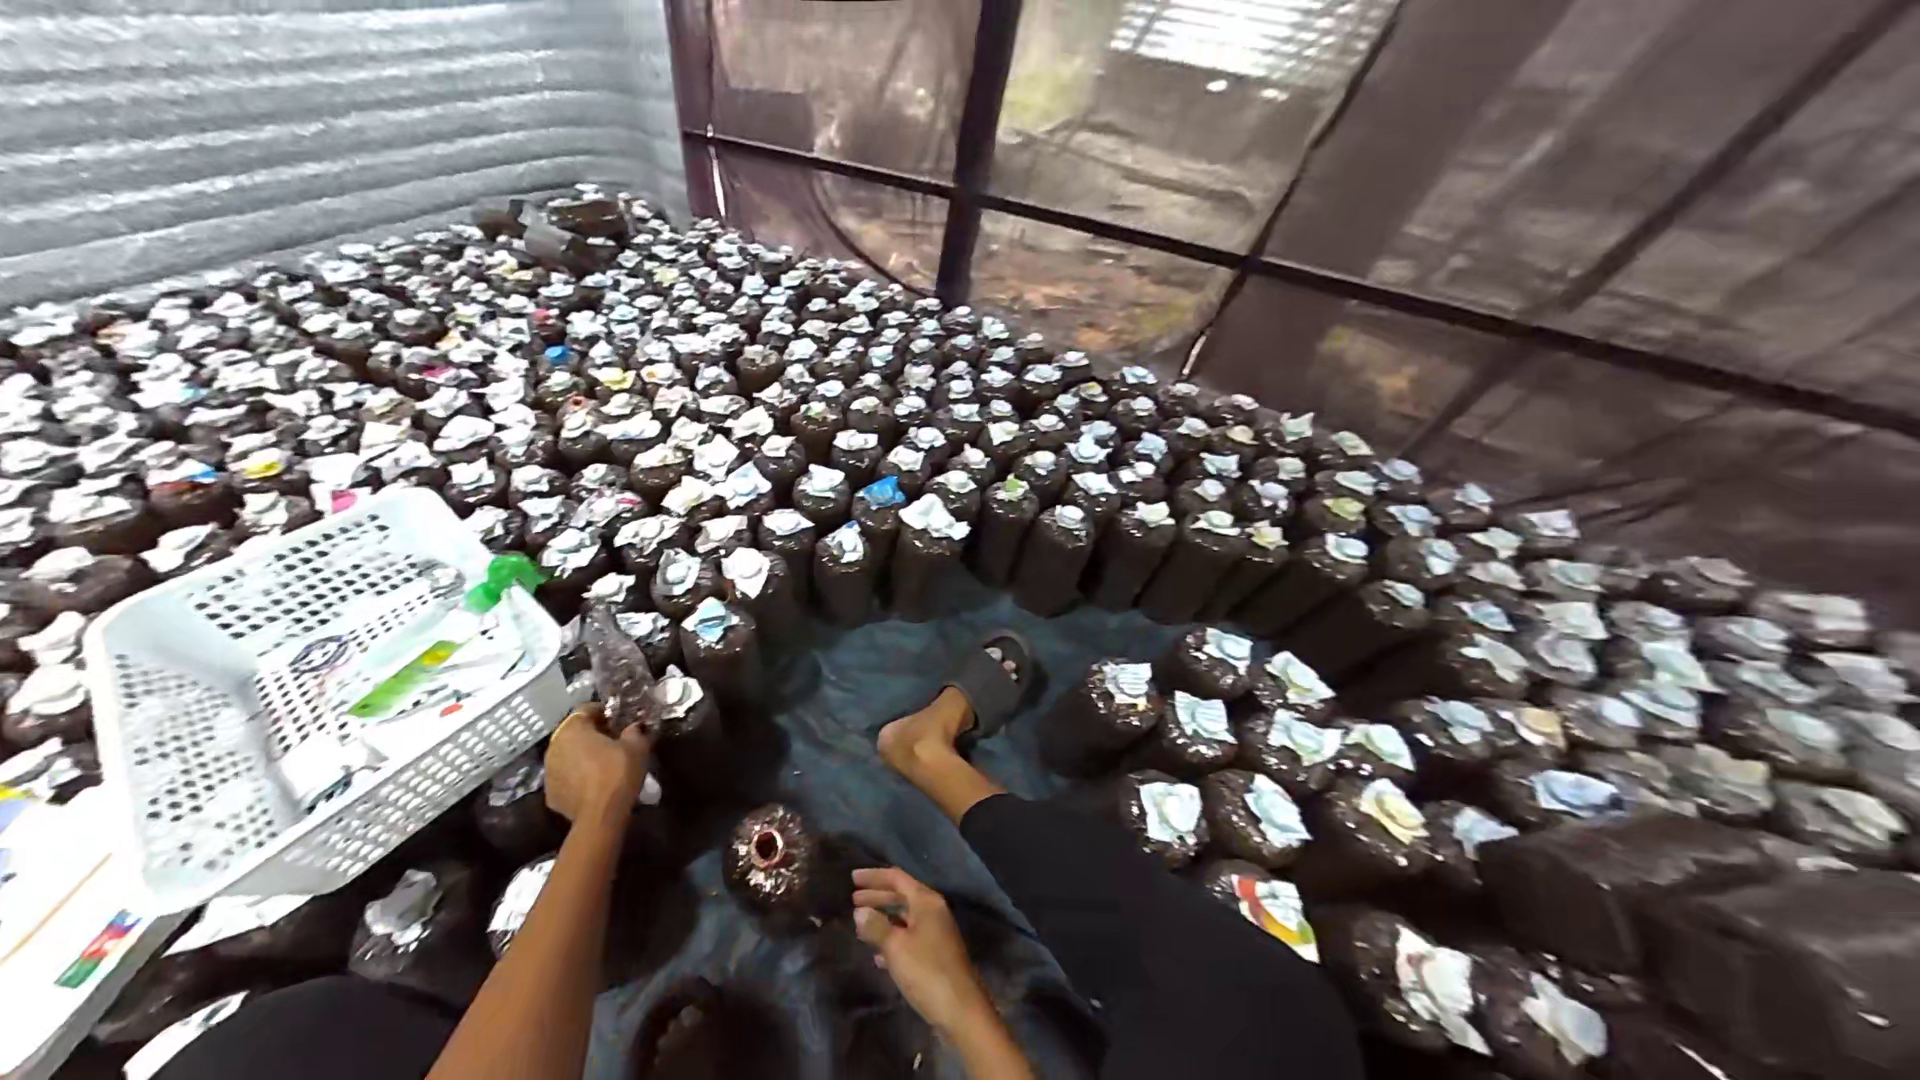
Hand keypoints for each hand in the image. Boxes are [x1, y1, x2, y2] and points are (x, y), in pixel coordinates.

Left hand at [544, 704, 649, 826]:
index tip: (617, 719)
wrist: (600, 815)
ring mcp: (548, 771)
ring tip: (601, 762)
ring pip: (566, 754)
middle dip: (590, 733)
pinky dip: (575, 775)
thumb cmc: (617, 772)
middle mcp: (554, 746)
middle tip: (611, 739)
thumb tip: (633, 727)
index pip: (585, 709)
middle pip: (573, 732)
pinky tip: (592, 782)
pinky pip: (564, 776)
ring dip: (580, 754)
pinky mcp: (549, 793)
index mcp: (573, 729)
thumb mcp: (636, 746)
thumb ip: (634, 731)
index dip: (602, 711)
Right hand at [852, 867, 993, 1034]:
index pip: (897, 878)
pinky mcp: (935, 953)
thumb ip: (876, 927)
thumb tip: (860, 911)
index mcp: (926, 901)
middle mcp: (933, 911)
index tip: (852, 878)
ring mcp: (936, 932)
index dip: (874, 876)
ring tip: (861, 924)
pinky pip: (910, 936)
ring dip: (884, 918)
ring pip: (906, 917)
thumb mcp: (896, 947)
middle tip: (853, 899)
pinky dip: (893, 938)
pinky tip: (877, 954)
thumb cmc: (926, 971)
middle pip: (902, 895)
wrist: (960, 1010)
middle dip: (878, 896)